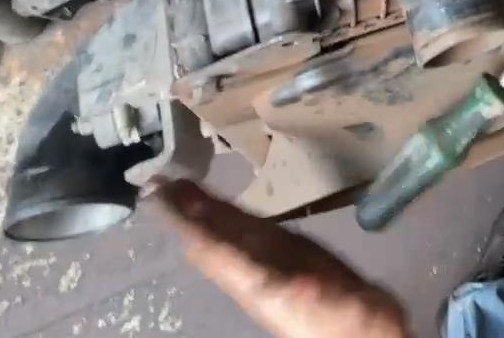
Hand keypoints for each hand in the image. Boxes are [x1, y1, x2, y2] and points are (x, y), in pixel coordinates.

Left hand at [155, 181, 405, 337]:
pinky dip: (234, 217)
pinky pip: (253, 235)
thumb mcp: (323, 304)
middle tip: (159, 181)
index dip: (187, 218)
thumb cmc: (344, 325)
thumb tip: (285, 276)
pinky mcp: (294, 261)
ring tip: (183, 187)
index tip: (160, 191)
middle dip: (186, 210)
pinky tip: (229, 209)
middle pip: (212, 236)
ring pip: (228, 234)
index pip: (212, 244)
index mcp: (257, 281)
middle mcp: (256, 271)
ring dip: (204, 210)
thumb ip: (302, 290)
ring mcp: (273, 265)